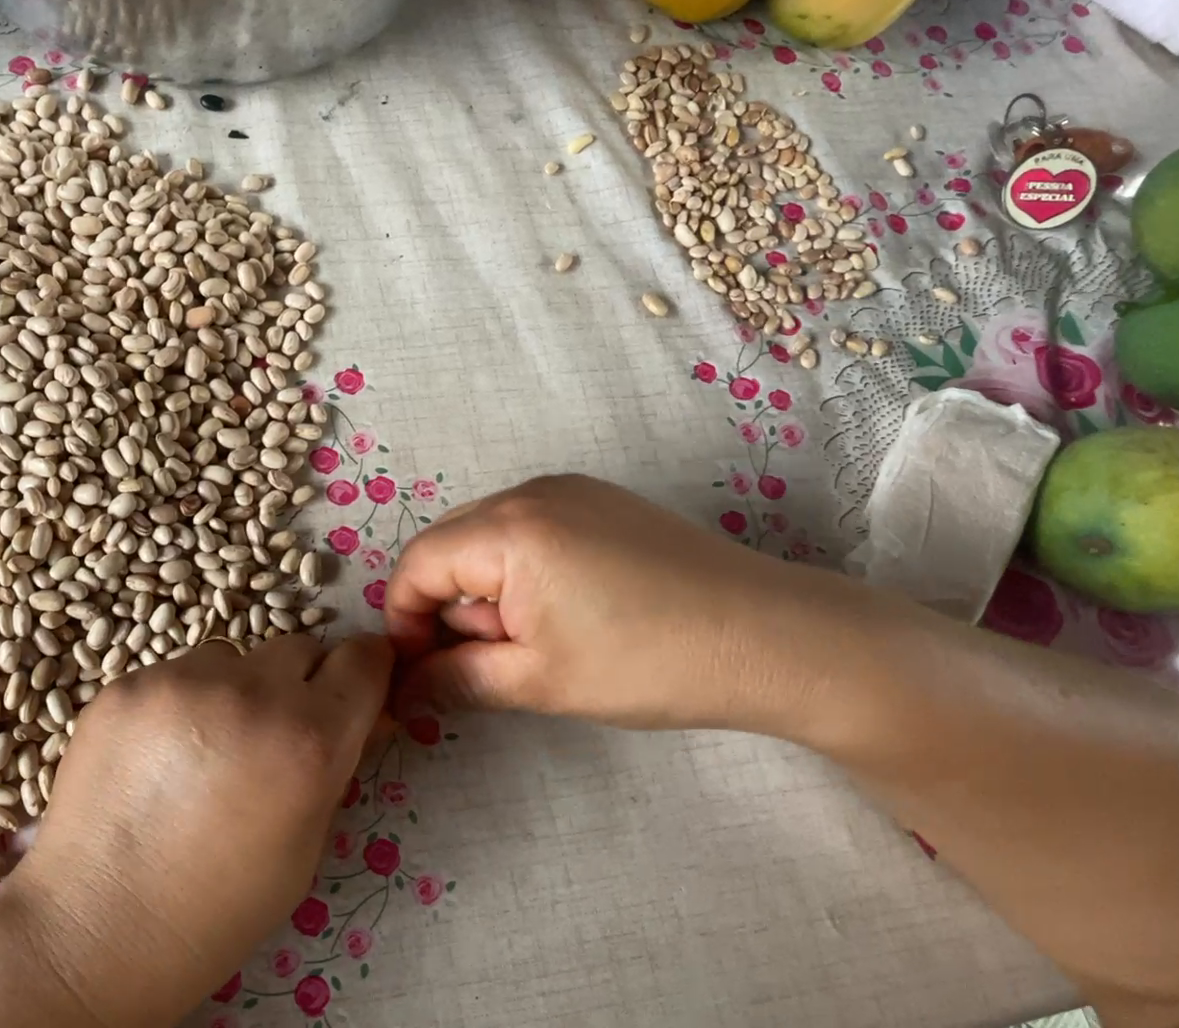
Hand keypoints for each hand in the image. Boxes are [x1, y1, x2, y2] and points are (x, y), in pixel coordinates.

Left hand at [1, 633, 393, 1025]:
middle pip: (300, 648)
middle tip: (274, 734)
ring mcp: (178, 680)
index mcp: (308, 739)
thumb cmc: (218, 909)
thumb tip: (363, 714)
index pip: (363, 659)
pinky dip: (183, 700)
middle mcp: (249, 693)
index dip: (365, 674)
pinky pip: (177, 672)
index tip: (355, 690)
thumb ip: (336, 765)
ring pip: (234, 657)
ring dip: (238, 688)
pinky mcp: (126, 683)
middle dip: (302, 683)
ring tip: (207, 748)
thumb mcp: (306, 846)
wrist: (98, 928)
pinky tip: (160, 754)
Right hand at [384, 475, 829, 731]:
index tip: (422, 670)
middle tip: (481, 660)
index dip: (405, 620)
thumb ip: (456, 679)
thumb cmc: (648, 662)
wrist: (774, 638)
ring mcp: (567, 490)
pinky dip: (517, 570)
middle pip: (447, 544)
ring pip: (485, 537)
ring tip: (529, 639)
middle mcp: (529, 492)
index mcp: (508, 529)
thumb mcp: (538, 681)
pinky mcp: (598, 500)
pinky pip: (526, 529)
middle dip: (445, 604)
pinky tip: (562, 610)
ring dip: (483, 589)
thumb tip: (404, 688)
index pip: (416, 564)